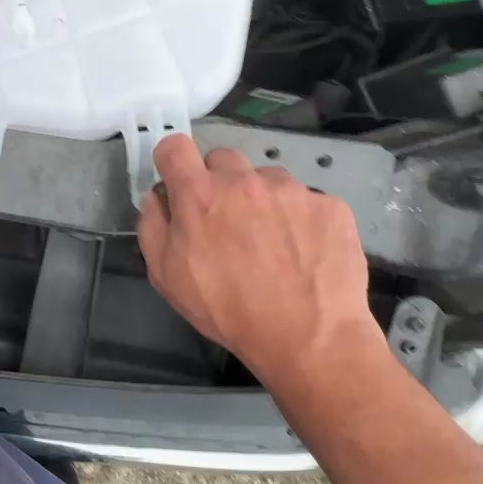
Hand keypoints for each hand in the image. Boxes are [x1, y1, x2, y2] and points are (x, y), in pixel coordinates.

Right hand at [136, 134, 379, 382]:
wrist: (308, 337)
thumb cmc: (224, 308)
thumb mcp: (164, 274)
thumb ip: (152, 226)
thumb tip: (156, 198)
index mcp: (198, 194)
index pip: (175, 146)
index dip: (171, 160)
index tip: (176, 180)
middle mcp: (243, 182)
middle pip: (222, 158)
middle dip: (216, 180)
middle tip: (223, 217)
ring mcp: (292, 191)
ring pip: (266, 179)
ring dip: (260, 198)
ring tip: (269, 239)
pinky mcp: (331, 206)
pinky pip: (305, 200)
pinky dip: (297, 217)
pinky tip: (301, 250)